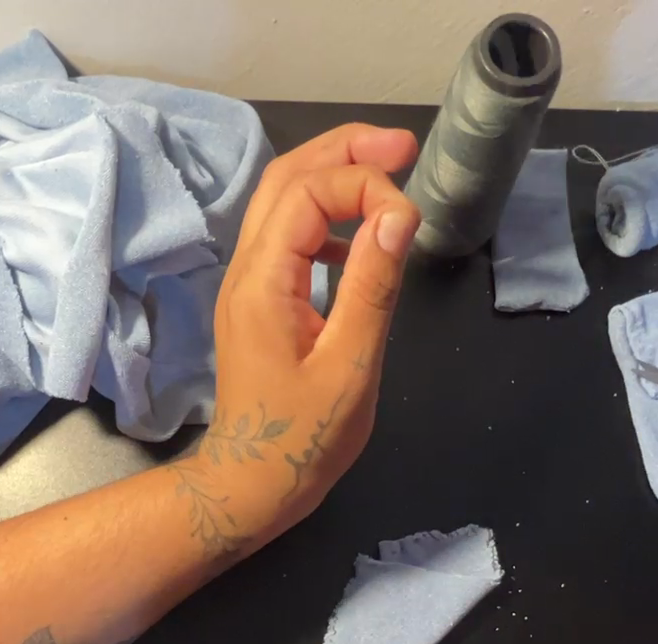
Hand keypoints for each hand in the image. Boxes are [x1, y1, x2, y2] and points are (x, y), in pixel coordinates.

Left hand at [172, 124, 420, 554]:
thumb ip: (374, 288)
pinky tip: (359, 245)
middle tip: (403, 144)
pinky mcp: (259, 307)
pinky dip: (324, 224)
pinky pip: (287, 243)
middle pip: (285, 180)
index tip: (410, 216)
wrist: (251, 486)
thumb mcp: (350, 367)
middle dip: (343, 152)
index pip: (309, 193)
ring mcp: (247, 289)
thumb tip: (398, 214)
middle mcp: (246, 274)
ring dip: (331, 181)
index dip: (363, 186)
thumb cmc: (301, 440)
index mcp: (264, 283)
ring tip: (386, 174)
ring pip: (282, 207)